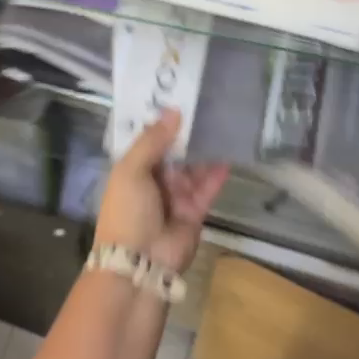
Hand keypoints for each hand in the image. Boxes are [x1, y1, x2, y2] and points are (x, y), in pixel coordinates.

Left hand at [96, 110, 229, 274]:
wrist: (140, 263)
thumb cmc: (127, 212)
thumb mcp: (131, 171)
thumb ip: (153, 141)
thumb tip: (173, 111)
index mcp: (132, 170)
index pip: (148, 141)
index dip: (161, 121)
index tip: (179, 96)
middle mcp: (153, 181)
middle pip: (173, 152)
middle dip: (187, 133)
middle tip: (207, 103)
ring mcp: (175, 197)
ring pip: (193, 167)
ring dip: (205, 149)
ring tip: (223, 122)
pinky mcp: (195, 211)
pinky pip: (208, 187)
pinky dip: (217, 172)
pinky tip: (230, 151)